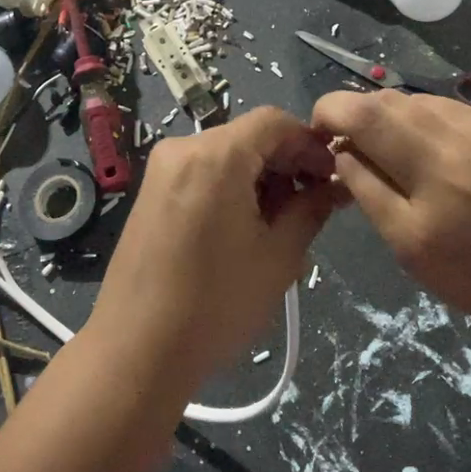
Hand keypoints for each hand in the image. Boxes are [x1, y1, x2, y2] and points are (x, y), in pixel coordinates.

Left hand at [84, 107, 345, 383]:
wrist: (136, 350)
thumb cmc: (216, 304)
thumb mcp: (278, 257)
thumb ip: (310, 209)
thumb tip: (334, 185)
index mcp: (216, 155)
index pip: (274, 121)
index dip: (310, 144)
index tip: (331, 178)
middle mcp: (183, 148)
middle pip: (248, 136)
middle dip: (285, 163)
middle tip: (311, 207)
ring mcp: (161, 169)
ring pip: (226, 155)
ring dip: (259, 178)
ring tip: (279, 227)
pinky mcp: (150, 192)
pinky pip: (202, 172)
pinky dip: (231, 187)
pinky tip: (244, 230)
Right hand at [313, 90, 470, 346]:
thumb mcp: (426, 256)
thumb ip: (375, 198)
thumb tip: (343, 155)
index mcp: (422, 163)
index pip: (353, 114)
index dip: (324, 119)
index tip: (317, 143)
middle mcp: (446, 128)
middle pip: (379, 100)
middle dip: (351, 117)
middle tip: (349, 157)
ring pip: (412, 102)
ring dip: (386, 121)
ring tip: (391, 161)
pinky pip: (444, 111)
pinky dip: (421, 125)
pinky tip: (433, 159)